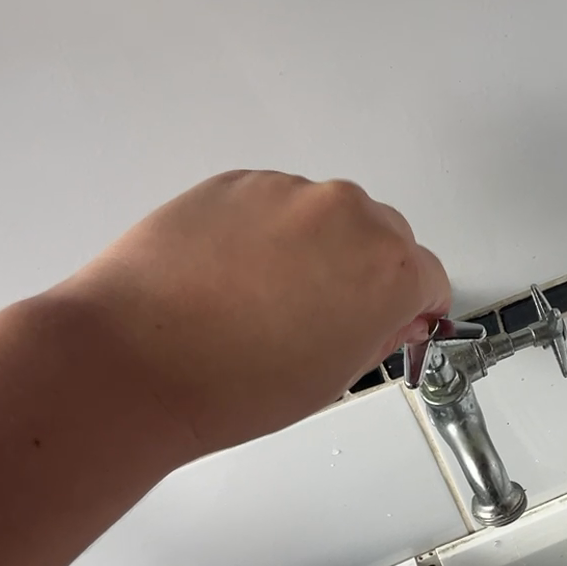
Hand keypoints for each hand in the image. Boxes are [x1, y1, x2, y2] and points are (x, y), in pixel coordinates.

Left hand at [45, 170, 449, 457]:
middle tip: (331, 314)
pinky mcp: (238, 181)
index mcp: (390, 269)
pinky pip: (276, 204)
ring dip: (319, 247)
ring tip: (270, 297)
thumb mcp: (336, 375)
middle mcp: (350, 216)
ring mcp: (290, 192)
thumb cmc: (236, 383)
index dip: (416, 308)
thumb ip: (381, 332)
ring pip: (329, 217)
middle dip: (372, 272)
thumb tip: (392, 313)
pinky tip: (237, 275)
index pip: (429, 279)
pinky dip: (270, 231)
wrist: (137, 360)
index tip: (398, 321)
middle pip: (386, 237)